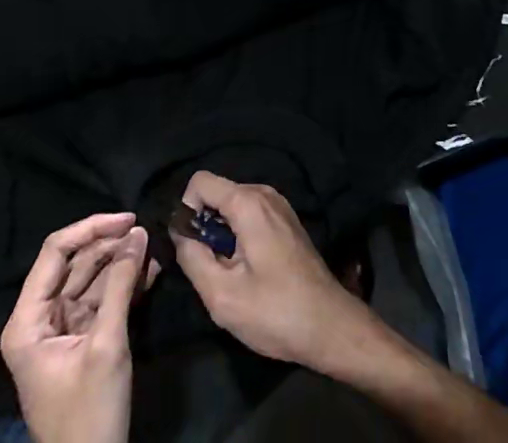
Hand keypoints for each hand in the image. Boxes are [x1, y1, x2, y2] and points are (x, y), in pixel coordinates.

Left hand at [1, 214, 155, 442]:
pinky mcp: (83, 338)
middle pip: (74, 264)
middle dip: (110, 245)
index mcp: (27, 320)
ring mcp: (61, 329)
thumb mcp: (107, 343)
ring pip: (92, 279)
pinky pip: (102, 299)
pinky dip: (125, 284)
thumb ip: (121, 284)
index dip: (91, 229)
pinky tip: (150, 269)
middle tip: (148, 232)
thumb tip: (138, 234)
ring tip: (154, 247)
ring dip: (122, 262)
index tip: (129, 219)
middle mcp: (39, 319)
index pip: (55, 253)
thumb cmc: (89, 410)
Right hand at [171, 172, 377, 372]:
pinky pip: (249, 216)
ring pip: (232, 207)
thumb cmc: (275, 311)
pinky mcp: (286, 222)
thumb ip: (192, 256)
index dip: (185, 211)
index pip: (200, 182)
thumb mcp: (221, 293)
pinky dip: (238, 237)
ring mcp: (280, 207)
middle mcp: (266, 195)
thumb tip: (179, 232)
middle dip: (203, 225)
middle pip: (217, 194)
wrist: (328, 324)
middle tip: (207, 268)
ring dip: (220, 235)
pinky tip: (246, 271)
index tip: (188, 247)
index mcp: (249, 203)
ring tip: (226, 273)